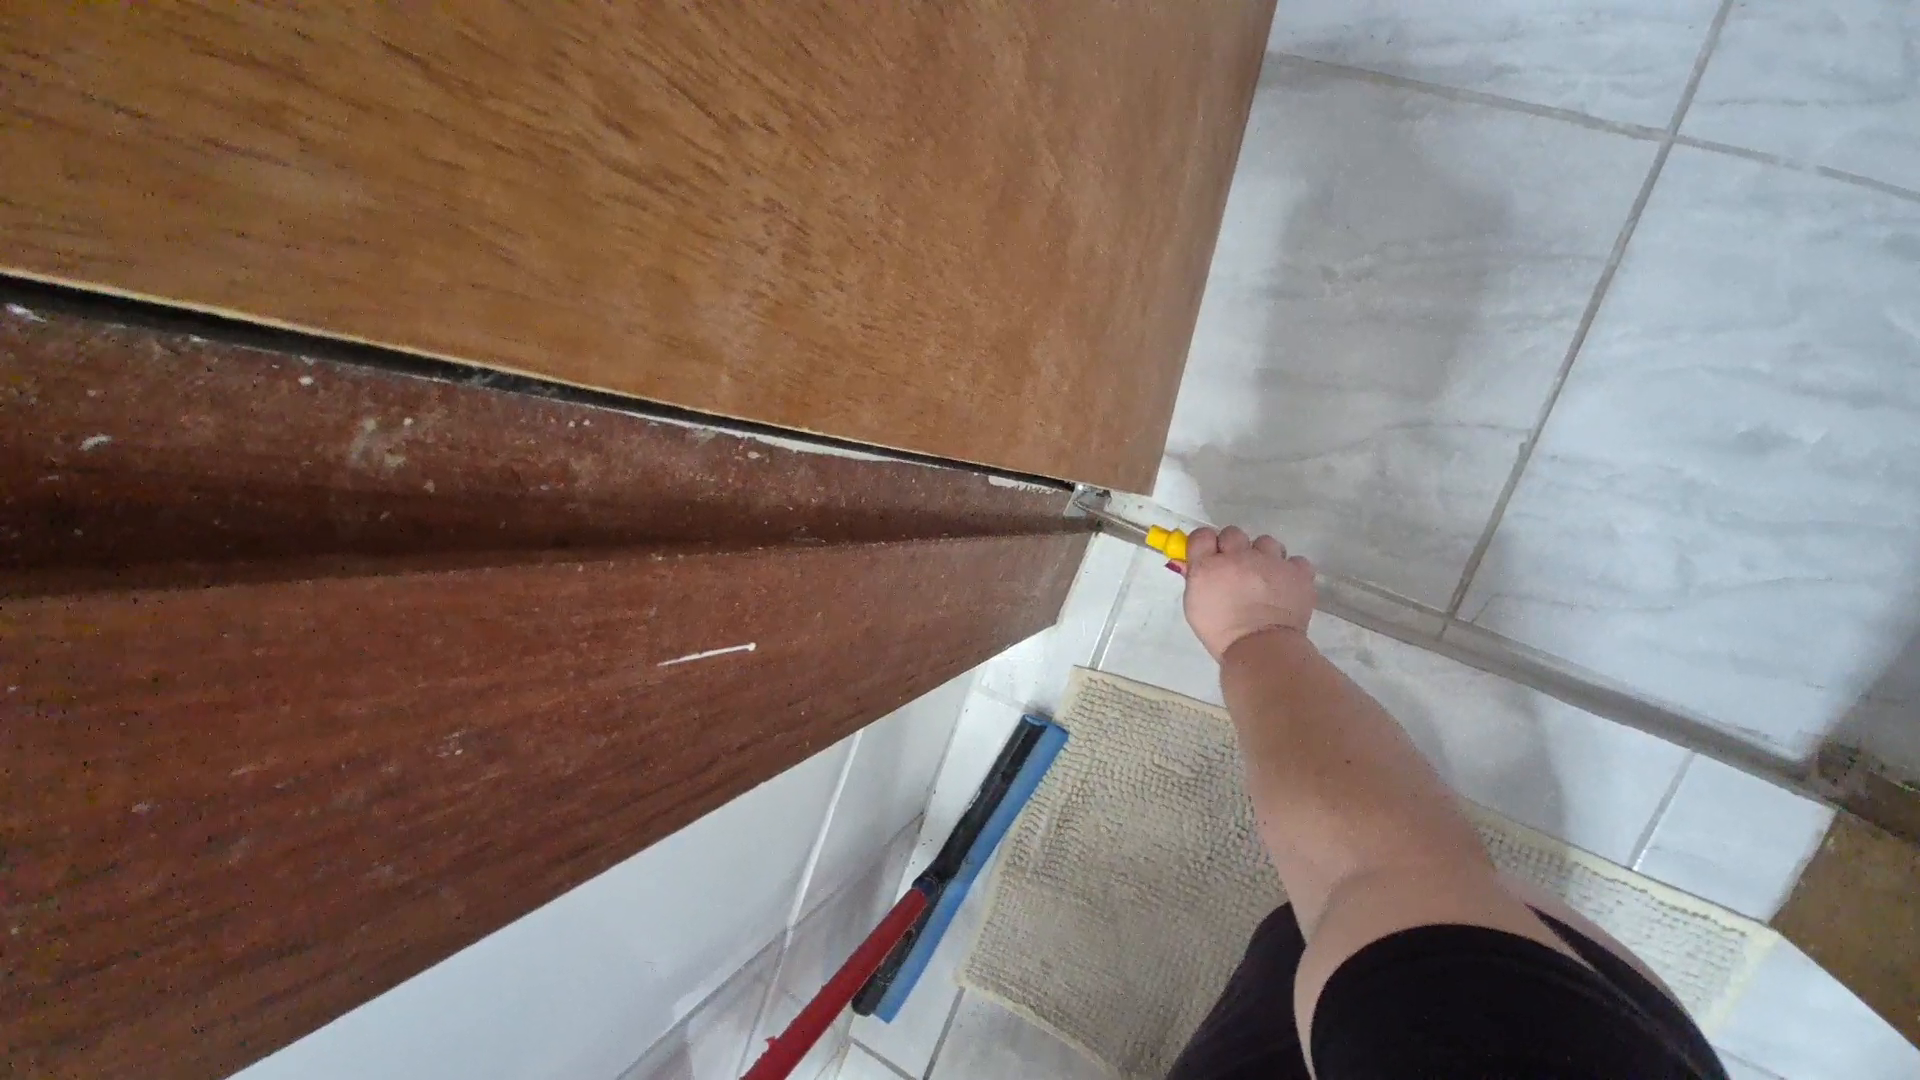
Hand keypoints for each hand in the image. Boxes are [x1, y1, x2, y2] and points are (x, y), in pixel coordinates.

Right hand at [1181, 526, 1315, 660]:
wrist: (1261, 649)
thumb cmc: (1221, 634)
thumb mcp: (1195, 607)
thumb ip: (1198, 580)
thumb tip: (1202, 567)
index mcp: (1208, 566)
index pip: (1201, 535)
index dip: (1206, 544)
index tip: (1209, 556)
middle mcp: (1238, 557)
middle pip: (1233, 533)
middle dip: (1233, 547)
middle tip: (1236, 568)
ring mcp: (1270, 562)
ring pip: (1266, 542)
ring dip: (1263, 555)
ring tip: (1265, 577)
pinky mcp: (1297, 572)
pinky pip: (1295, 561)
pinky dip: (1291, 570)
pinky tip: (1286, 584)